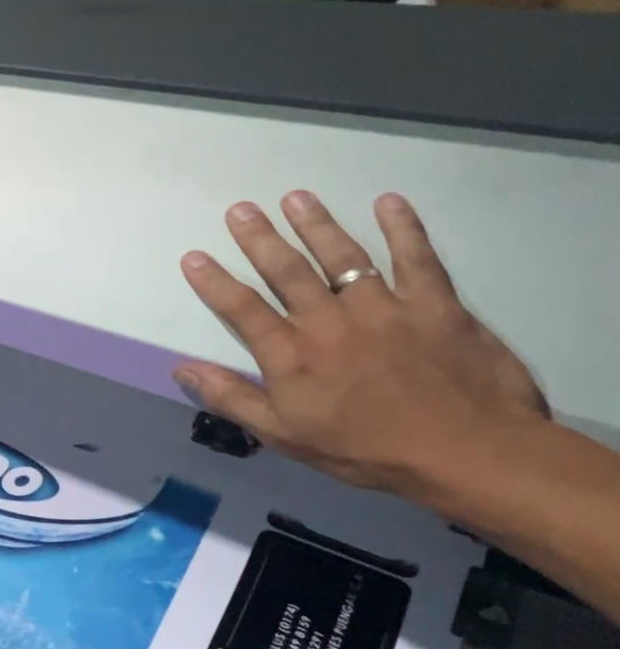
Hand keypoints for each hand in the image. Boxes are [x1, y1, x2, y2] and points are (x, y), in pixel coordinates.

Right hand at [174, 191, 547, 500]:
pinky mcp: (435, 305)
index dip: (214, 282)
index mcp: (291, 354)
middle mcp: (330, 322)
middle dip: (260, 239)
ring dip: (316, 225)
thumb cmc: (364, 449)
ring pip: (343, 257)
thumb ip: (231, 398)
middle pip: (288, 272)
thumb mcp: (282, 434)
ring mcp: (384, 308)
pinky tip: (388, 203)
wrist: (467, 451)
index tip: (194, 256)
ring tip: (295, 198)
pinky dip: (403, 229)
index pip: (242, 309)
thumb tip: (181, 370)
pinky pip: (417, 259)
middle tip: (240, 210)